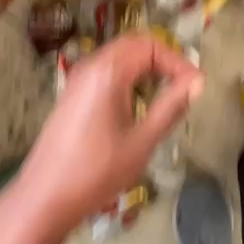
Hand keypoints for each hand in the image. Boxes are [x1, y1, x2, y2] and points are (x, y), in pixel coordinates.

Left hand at [0, 34, 202, 243]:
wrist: (46, 197)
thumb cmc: (98, 170)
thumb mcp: (143, 141)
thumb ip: (171, 107)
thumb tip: (197, 82)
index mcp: (108, 72)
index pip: (150, 46)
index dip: (178, 61)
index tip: (197, 86)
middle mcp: (90, 67)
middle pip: (133, 45)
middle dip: (163, 61)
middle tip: (185, 85)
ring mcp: (77, 81)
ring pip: (118, 59)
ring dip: (145, 69)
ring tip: (166, 96)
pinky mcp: (71, 97)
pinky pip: (105, 74)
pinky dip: (127, 79)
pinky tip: (137, 107)